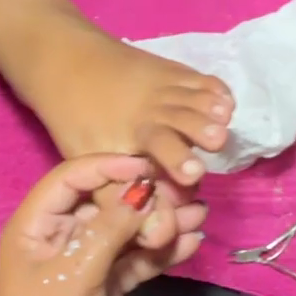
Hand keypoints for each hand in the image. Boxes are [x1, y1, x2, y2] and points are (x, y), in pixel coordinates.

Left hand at [0, 155, 206, 295]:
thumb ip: (110, 229)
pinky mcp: (106, 283)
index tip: (149, 164)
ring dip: (161, 225)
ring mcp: (85, 259)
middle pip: (106, 202)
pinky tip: (191, 244)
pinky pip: (136, 259)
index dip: (109, 165)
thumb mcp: (75, 273)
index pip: (73, 177)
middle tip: (184, 200)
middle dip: (145, 199)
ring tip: (199, 217)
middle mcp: (60, 234)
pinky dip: (161, 252)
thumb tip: (143, 191)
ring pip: (126, 230)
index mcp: (36, 223)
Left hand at [25, 16, 235, 187]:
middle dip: (200, 130)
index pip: (158, 152)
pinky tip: (226, 104)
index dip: (176, 165)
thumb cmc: (77, 118)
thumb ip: (116, 198)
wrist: (69, 61)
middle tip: (216, 141)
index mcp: (132, 133)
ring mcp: (166, 86)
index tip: (192, 175)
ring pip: (195, 96)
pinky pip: (201, 79)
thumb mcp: (85, 159)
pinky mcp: (174, 71)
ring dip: (212, 108)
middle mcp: (153, 108)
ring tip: (225, 117)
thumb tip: (154, 234)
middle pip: (183, 120)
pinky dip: (215, 90)